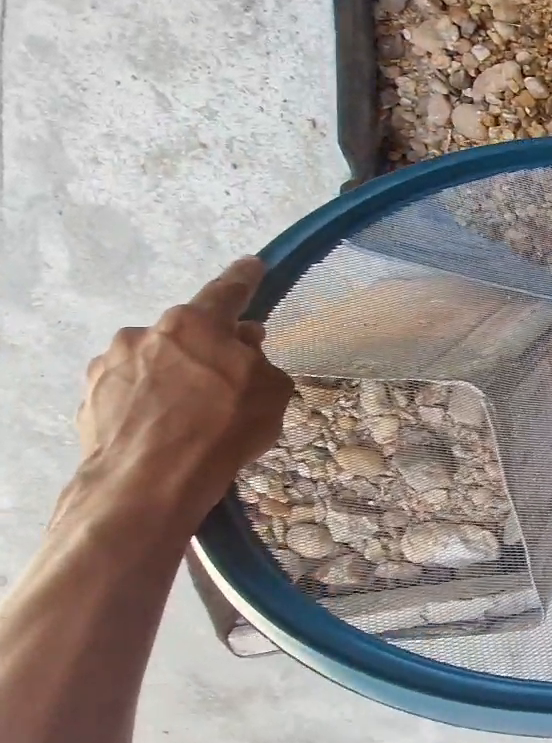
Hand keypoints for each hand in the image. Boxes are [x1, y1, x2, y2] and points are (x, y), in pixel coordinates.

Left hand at [76, 257, 292, 518]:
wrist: (149, 479)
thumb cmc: (225, 427)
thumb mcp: (272, 391)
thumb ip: (260, 360)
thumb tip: (243, 345)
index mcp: (193, 324)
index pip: (227, 291)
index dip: (245, 278)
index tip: (253, 263)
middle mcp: (144, 333)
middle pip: (188, 333)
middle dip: (210, 348)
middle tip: (232, 379)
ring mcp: (108, 363)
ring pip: (157, 361)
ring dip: (177, 375)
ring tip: (197, 413)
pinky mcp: (88, 395)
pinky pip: (132, 388)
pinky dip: (152, 398)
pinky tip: (168, 426)